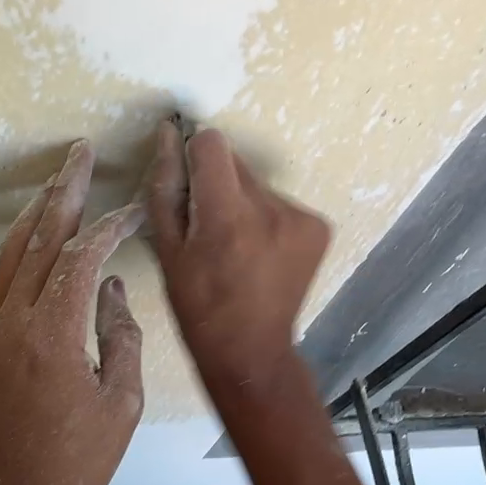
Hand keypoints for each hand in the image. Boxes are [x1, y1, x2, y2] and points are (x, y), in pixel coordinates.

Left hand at [0, 140, 145, 484]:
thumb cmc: (79, 465)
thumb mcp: (121, 402)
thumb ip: (121, 336)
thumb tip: (110, 289)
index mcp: (53, 337)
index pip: (81, 258)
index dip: (110, 226)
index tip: (135, 208)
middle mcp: (13, 325)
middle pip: (37, 241)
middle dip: (62, 192)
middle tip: (79, 152)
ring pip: (9, 258)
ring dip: (34, 216)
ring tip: (56, 184)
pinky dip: (20, 254)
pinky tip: (35, 243)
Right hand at [143, 117, 330, 392]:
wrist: (251, 350)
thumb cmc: (198, 306)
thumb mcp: (167, 250)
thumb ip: (166, 187)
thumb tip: (169, 134)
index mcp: (227, 214)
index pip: (212, 143)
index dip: (195, 158)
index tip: (189, 185)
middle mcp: (271, 208)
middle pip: (236, 163)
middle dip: (218, 184)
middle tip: (210, 227)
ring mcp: (301, 217)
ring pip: (258, 185)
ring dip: (243, 202)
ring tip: (237, 246)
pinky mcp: (319, 227)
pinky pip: (281, 204)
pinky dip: (268, 220)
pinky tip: (260, 253)